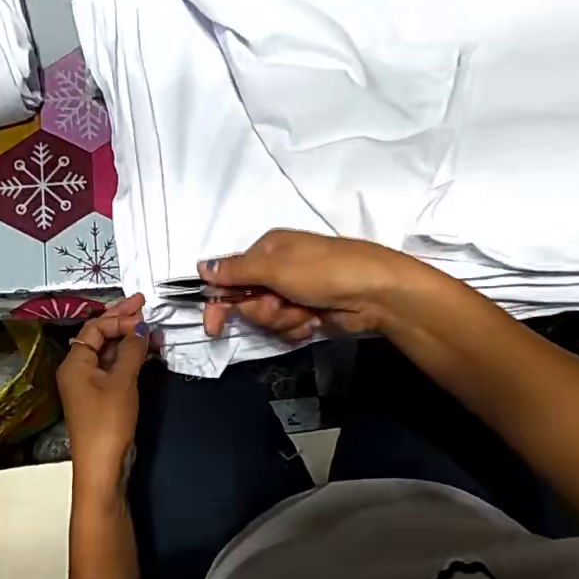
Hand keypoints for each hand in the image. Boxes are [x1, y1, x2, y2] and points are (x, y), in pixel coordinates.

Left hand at [56, 294, 150, 482]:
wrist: (103, 465)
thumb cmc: (108, 422)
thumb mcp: (122, 381)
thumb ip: (132, 350)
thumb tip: (141, 328)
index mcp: (74, 362)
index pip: (95, 328)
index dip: (119, 317)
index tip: (143, 313)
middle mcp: (78, 370)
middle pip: (99, 336)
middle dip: (121, 320)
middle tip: (143, 303)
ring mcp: (89, 384)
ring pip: (108, 351)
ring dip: (128, 338)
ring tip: (150, 327)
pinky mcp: (102, 397)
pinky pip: (113, 367)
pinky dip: (128, 356)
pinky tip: (145, 350)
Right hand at [200, 230, 424, 339]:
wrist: (377, 293)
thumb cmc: (325, 271)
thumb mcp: (275, 267)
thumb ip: (235, 271)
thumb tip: (202, 266)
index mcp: (267, 250)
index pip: (229, 278)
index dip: (219, 302)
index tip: (213, 325)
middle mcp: (278, 270)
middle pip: (247, 303)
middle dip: (263, 312)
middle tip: (281, 306)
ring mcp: (294, 292)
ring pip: (267, 319)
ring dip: (283, 320)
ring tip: (305, 312)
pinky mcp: (308, 312)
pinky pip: (287, 328)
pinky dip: (298, 327)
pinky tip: (314, 320)